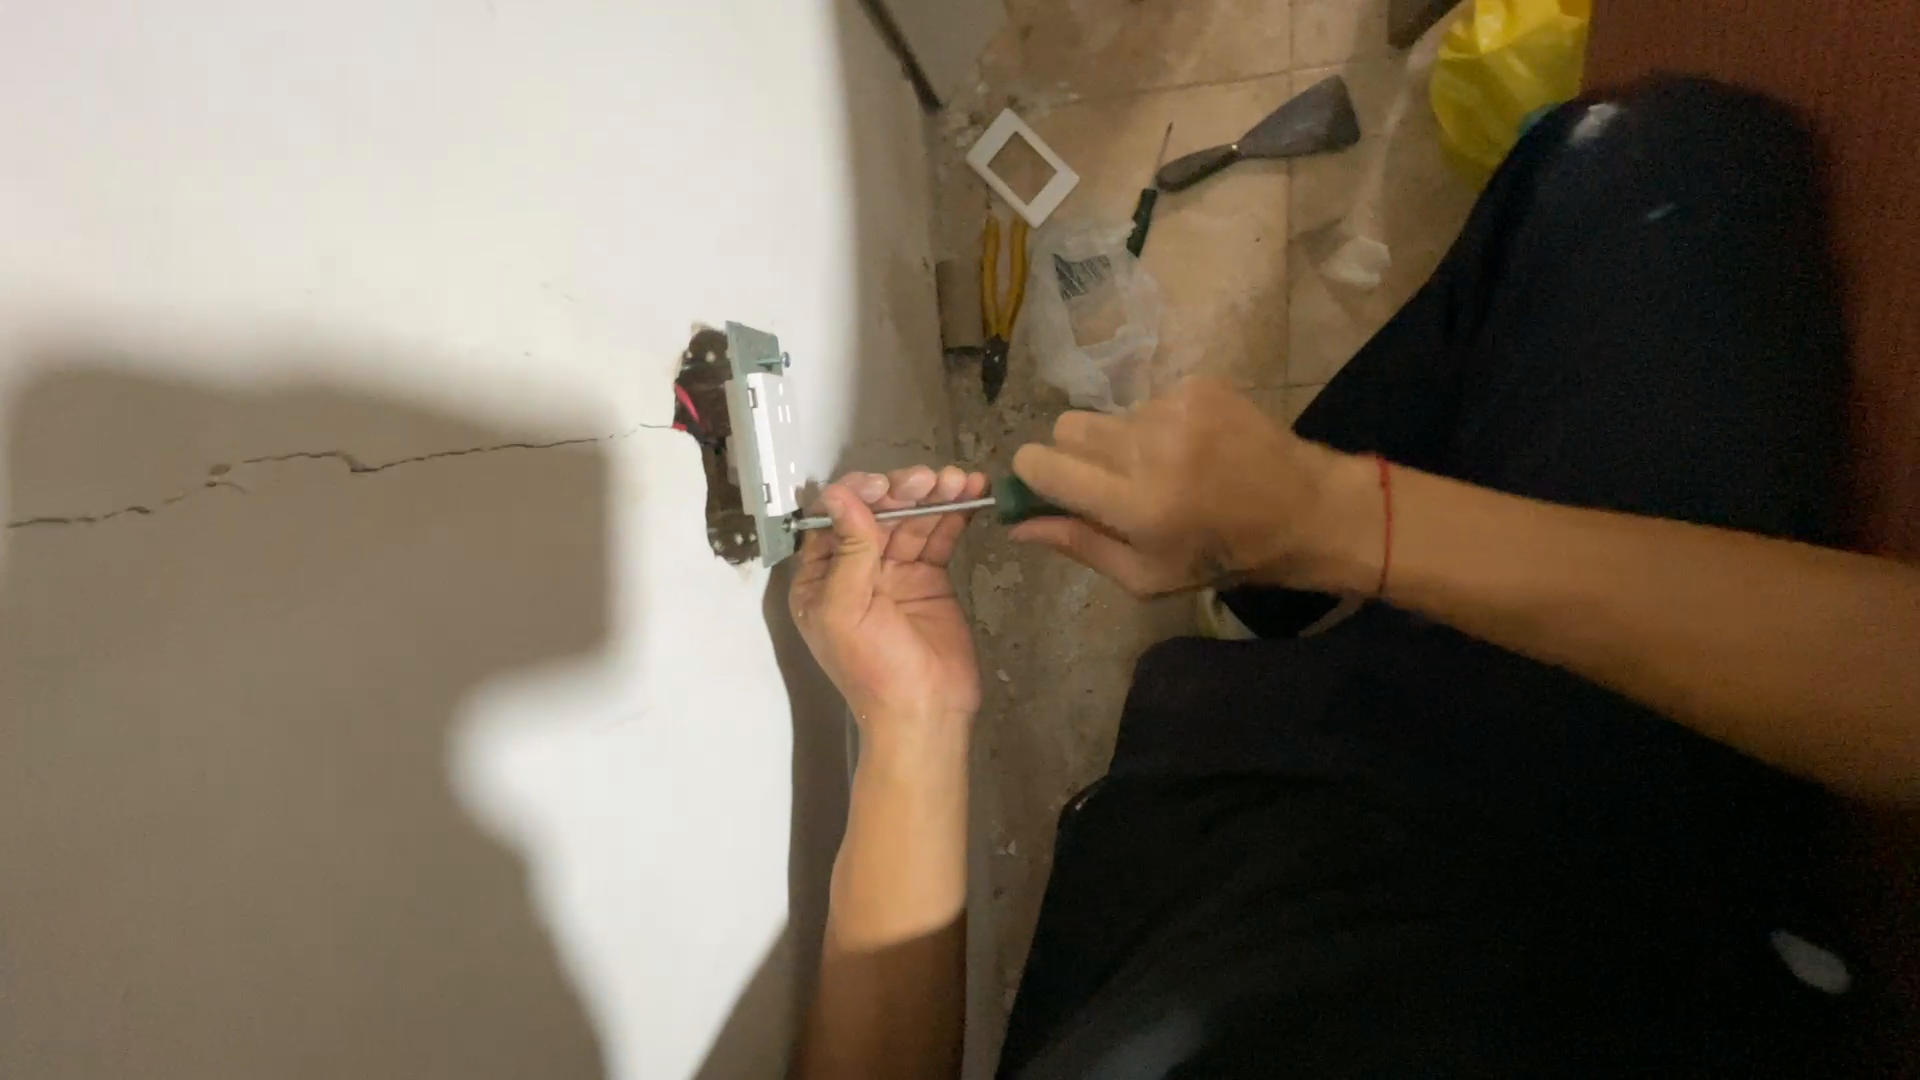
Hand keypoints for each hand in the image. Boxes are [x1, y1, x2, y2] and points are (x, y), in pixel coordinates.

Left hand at [789, 466, 988, 740]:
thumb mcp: (847, 609)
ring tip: (960, 480)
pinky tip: (972, 494)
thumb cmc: (874, 668)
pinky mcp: (931, 577)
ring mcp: (896, 571)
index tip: (886, 485)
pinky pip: (939, 537)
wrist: (925, 713)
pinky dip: (955, 515)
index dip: (857, 494)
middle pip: (877, 512)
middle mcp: (856, 568)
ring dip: (935, 496)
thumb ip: (847, 549)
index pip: (834, 518)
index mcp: (822, 576)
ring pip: (912, 520)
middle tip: (931, 479)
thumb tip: (837, 493)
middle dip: (903, 491)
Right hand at [1009, 377, 1377, 595]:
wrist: (1306, 509)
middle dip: (1074, 456)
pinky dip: (1154, 426)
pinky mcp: (1197, 384)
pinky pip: (1144, 401)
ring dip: (1120, 443)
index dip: (1033, 474)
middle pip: (1066, 428)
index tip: (1047, 485)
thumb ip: (1078, 545)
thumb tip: (1017, 527)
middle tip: (1111, 483)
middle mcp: (1149, 447)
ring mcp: (1175, 408)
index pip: (1042, 463)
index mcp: (1135, 504)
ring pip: (1107, 417)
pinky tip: (1190, 448)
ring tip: (1164, 468)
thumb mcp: (1145, 575)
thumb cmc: (1220, 556)